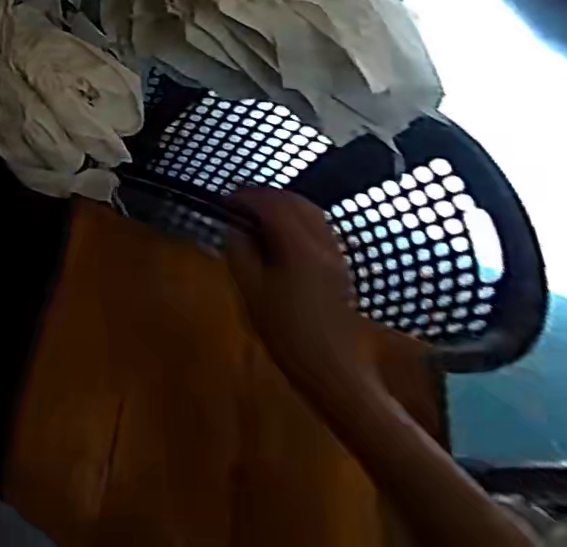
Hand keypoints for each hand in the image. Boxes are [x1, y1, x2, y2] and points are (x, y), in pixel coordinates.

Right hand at [225, 186, 374, 395]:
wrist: (334, 372)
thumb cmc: (287, 333)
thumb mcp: (251, 290)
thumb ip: (241, 251)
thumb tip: (236, 228)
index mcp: (300, 248)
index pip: (273, 205)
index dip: (246, 196)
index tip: (225, 201)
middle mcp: (324, 245)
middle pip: (296, 201)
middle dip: (265, 195)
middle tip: (238, 202)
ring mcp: (337, 256)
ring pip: (312, 212)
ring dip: (283, 204)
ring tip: (256, 214)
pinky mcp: (341, 268)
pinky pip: (319, 227)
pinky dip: (297, 218)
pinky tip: (279, 233)